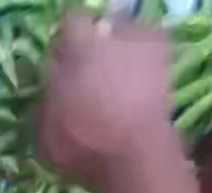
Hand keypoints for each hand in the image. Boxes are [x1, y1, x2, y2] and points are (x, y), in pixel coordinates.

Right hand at [37, 15, 176, 189]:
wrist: (131, 153)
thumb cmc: (79, 142)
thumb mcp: (45, 124)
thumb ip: (49, 92)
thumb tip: (53, 75)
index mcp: (80, 48)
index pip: (70, 21)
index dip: (63, 37)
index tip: (58, 56)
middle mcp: (115, 34)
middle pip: (103, 24)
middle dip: (94, 41)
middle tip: (86, 67)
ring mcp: (145, 43)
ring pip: (128, 35)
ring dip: (119, 50)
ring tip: (111, 78)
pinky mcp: (166, 58)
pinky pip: (148, 49)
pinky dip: (139, 61)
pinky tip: (132, 83)